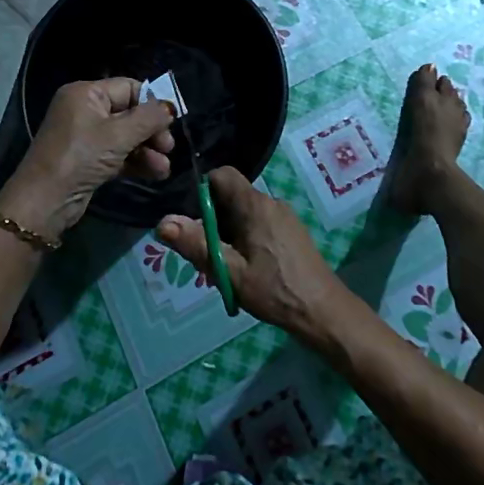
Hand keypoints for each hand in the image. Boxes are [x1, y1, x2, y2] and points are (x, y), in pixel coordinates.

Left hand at [0, 78, 176, 238]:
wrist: (44, 203)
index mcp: (86, 93)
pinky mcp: (88, 159)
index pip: (129, 88)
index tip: (172, 123)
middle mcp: (85, 110)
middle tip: (168, 148)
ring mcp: (86, 136)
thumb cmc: (81, 158)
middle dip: (152, 131)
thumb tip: (171, 107)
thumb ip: (150, 118)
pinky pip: (118, 153)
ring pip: (127, 136)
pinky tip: (155, 173)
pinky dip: (136, 161)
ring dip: (148, 150)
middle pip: (130, 112)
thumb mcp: (119, 135)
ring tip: (164, 168)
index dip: (153, 104)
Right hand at [155, 167, 356, 343]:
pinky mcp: (291, 230)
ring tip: (227, 269)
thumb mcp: (229, 271)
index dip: (203, 190)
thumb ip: (197, 244)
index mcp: (255, 204)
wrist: (320, 309)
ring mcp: (284, 215)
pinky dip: (246, 239)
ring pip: (245, 214)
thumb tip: (163, 222)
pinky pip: (260, 224)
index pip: (223, 175)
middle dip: (214, 222)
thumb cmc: (273, 289)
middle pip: (231, 198)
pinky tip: (248, 270)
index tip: (194, 219)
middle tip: (207, 256)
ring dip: (229, 235)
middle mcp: (271, 202)